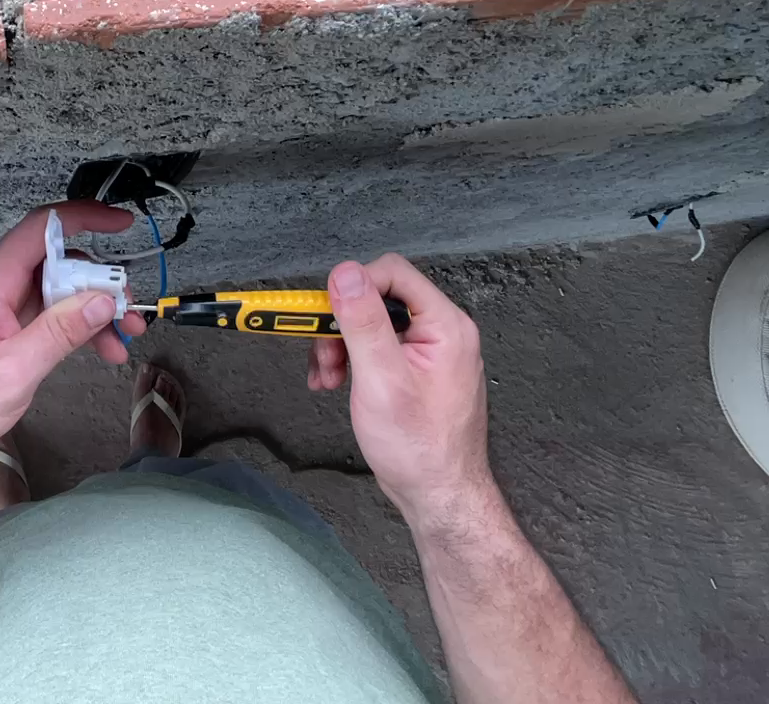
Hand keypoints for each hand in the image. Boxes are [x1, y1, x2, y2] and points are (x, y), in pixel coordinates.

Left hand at [0, 201, 147, 468]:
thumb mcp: (11, 372)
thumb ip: (58, 332)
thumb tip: (100, 300)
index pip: (43, 228)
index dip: (85, 216)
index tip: (120, 222)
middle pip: (58, 262)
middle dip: (101, 282)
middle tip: (130, 311)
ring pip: (55, 291)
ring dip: (91, 310)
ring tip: (120, 341)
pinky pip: (44, 314)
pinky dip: (72, 327)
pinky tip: (93, 349)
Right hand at [312, 255, 492, 522]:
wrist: (437, 497)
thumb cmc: (416, 446)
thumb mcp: (381, 378)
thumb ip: (363, 321)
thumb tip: (344, 271)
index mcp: (444, 325)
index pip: (392, 274)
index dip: (353, 287)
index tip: (323, 315)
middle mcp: (440, 331)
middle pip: (376, 298)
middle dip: (339, 324)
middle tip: (324, 358)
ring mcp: (427, 350)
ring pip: (369, 322)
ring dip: (338, 345)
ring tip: (328, 378)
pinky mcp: (412, 367)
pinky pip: (373, 345)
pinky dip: (348, 359)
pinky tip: (334, 382)